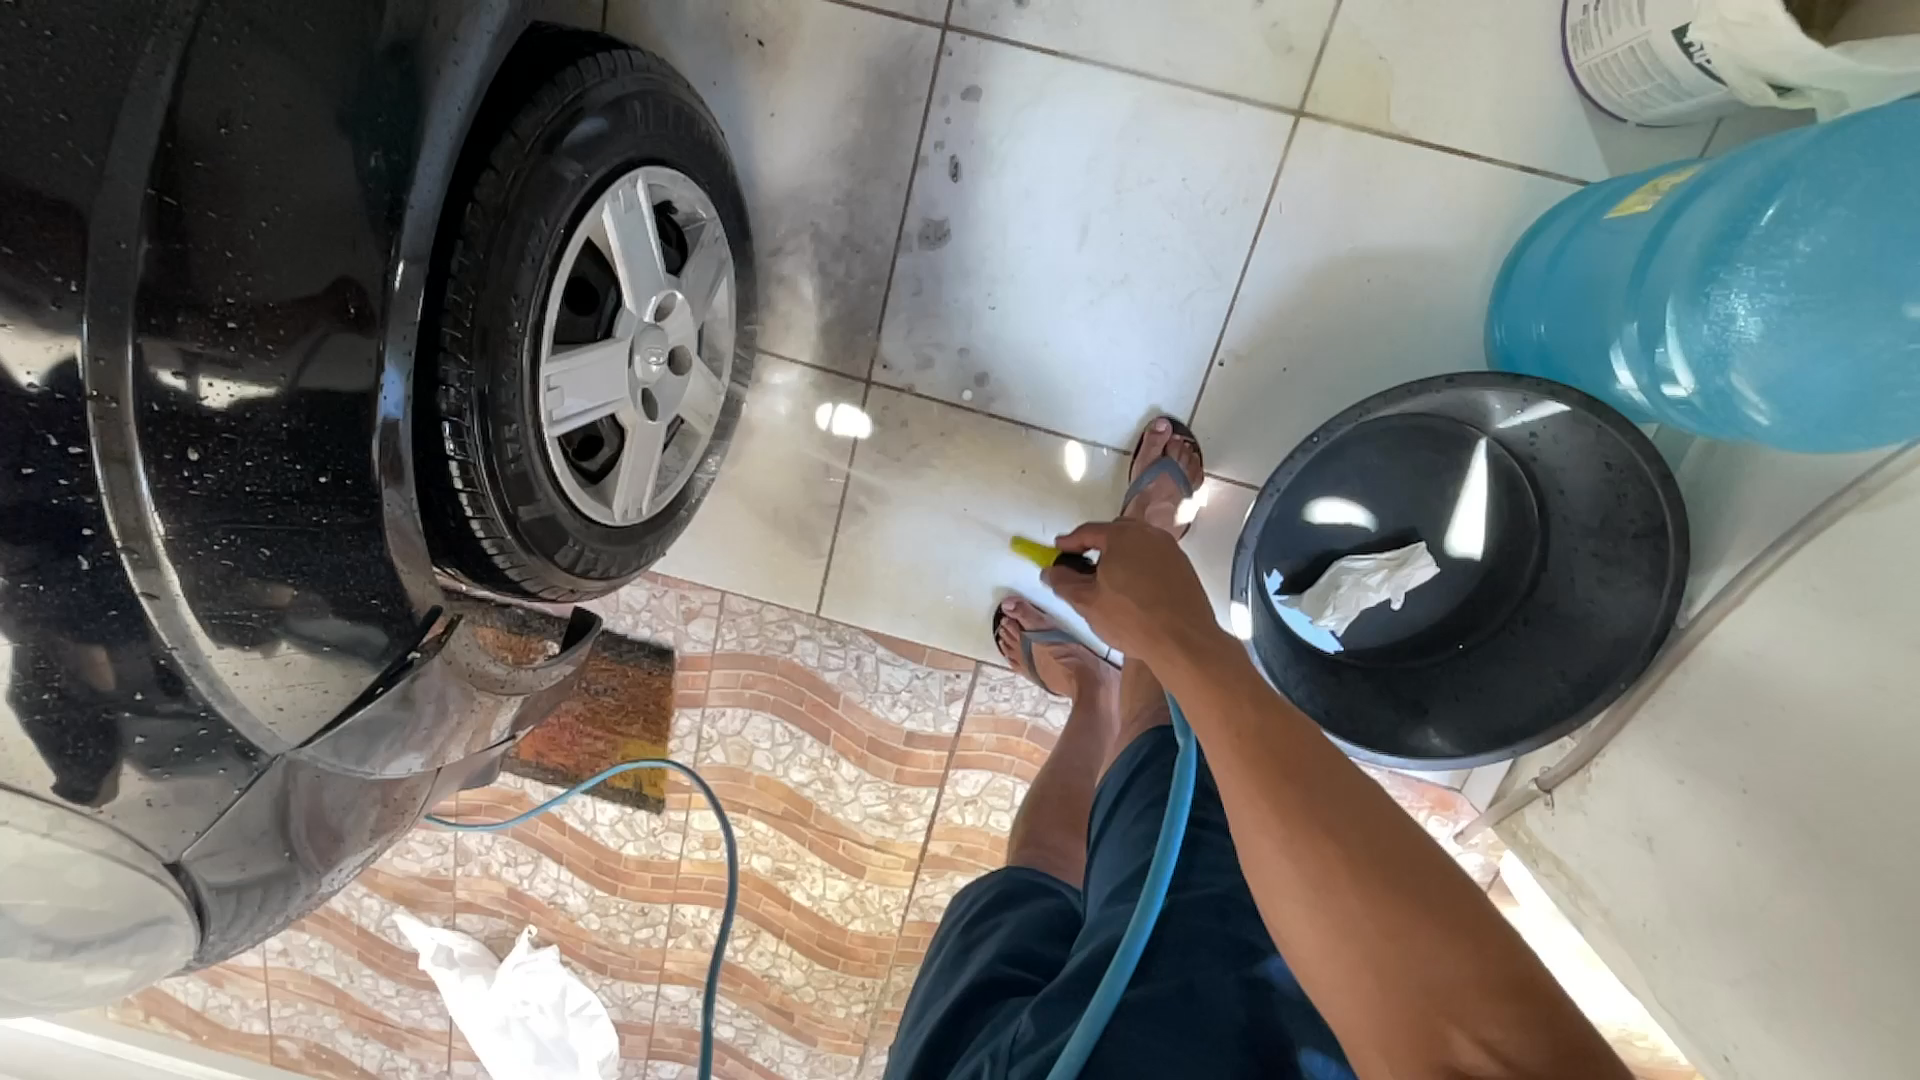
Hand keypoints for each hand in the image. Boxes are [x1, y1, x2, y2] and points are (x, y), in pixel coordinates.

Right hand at [1041, 519, 1223, 666]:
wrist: (1183, 641)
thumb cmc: (1130, 618)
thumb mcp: (1087, 602)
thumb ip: (1063, 582)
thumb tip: (1050, 571)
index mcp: (1122, 536)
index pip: (1088, 531)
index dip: (1069, 542)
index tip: (1057, 550)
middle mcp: (1149, 534)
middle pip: (1115, 532)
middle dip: (1097, 545)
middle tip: (1083, 564)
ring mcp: (1171, 549)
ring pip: (1137, 545)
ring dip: (1120, 556)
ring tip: (1109, 579)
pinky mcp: (1184, 567)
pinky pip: (1154, 558)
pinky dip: (1139, 566)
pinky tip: (1134, 589)